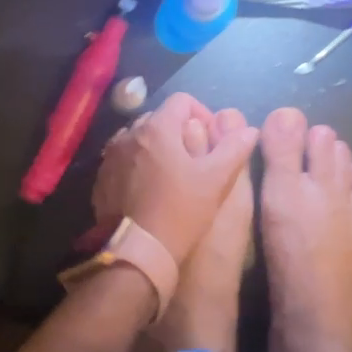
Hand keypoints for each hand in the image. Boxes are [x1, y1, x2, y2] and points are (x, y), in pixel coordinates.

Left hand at [87, 93, 259, 261]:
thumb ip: (234, 149)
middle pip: (159, 119)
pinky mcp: (101, 178)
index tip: (212, 140)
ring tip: (171, 176)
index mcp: (157, 128)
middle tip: (195, 160)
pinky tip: (149, 191)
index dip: (202, 114)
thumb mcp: (216, 181)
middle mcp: (129, 134)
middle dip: (179, 132)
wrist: (136, 251)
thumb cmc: (180, 212)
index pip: (182, 100)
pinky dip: (137, 166)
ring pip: (139, 140)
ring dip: (156, 149)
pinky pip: (123, 161)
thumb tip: (249, 130)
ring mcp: (111, 156)